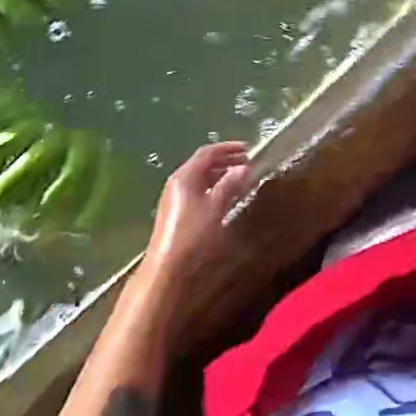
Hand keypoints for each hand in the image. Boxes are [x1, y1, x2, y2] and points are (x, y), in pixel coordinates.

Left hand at [142, 141, 252, 284]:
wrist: (167, 266)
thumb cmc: (192, 235)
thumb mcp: (215, 208)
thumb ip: (229, 186)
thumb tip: (244, 168)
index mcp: (185, 176)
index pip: (207, 153)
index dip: (228, 148)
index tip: (248, 149)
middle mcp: (177, 182)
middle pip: (202, 163)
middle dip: (225, 160)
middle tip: (246, 161)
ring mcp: (174, 196)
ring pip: (199, 177)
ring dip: (219, 173)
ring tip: (239, 177)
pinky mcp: (176, 211)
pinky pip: (197, 189)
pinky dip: (212, 186)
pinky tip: (224, 195)